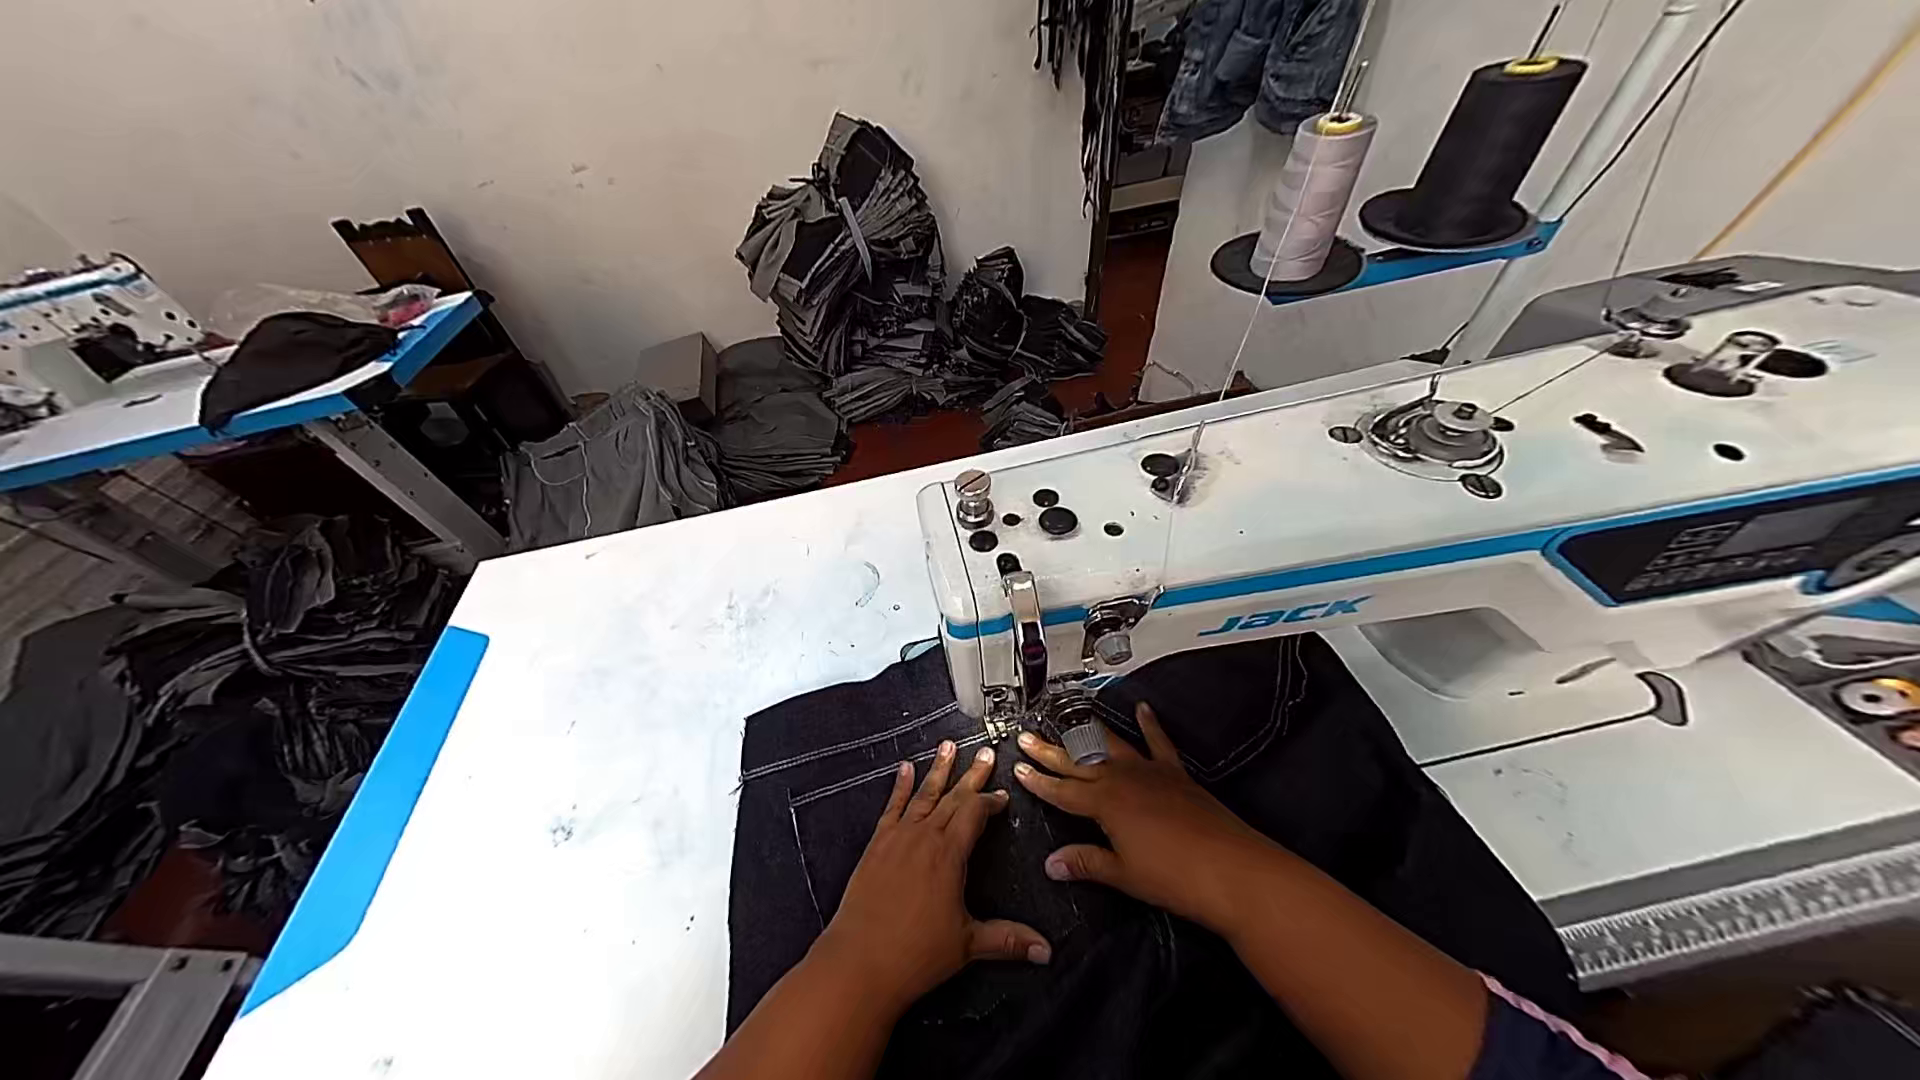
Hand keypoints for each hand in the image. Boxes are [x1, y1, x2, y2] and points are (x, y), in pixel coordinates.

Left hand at [810, 741, 1051, 1015]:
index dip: (991, 803)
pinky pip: (892, 807)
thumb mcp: (968, 944)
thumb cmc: (914, 954)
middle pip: (954, 797)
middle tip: (985, 754)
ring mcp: (898, 838)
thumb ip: (1008, 940)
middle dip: (972, 775)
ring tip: (947, 746)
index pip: (975, 814)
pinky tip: (904, 770)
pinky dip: (900, 786)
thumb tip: (1044, 950)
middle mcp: (924, 837)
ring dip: (938, 769)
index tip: (1002, 796)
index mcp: (949, 854)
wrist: (859, 961)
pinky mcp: (877, 845)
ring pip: (924, 794)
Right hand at [1014, 703, 1282, 933]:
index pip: (1061, 790)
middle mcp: (1122, 780)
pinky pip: (1158, 742)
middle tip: (1028, 738)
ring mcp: (1149, 772)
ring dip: (1086, 735)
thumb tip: (1052, 864)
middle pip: (1077, 762)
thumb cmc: (1177, 877)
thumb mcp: (1124, 874)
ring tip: (1067, 723)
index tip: (1018, 769)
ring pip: (1109, 746)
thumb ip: (1086, 862)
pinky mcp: (1175, 773)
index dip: (1038, 781)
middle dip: (1049, 752)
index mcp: (1105, 804)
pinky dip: (1150, 724)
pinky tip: (1143, 709)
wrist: (1234, 870)